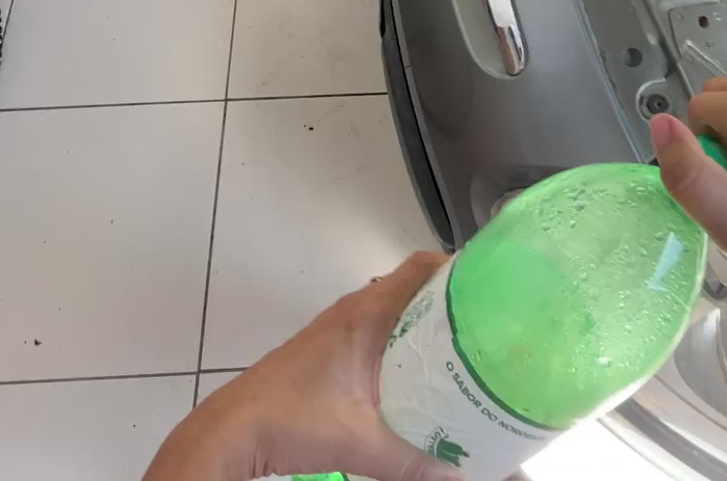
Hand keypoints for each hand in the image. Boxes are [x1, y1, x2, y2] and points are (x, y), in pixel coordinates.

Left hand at [146, 251, 460, 480]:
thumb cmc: (295, 420)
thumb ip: (413, 462)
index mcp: (367, 313)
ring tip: (463, 344)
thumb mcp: (361, 444)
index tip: (490, 285)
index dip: (456, 267)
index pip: (419, 267)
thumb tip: (462, 476)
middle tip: (487, 321)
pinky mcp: (333, 345)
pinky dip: (405, 335)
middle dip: (451, 297)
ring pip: (396, 306)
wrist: (236, 428)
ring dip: (427, 317)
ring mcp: (342, 325)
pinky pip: (381, 325)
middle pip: (413, 284)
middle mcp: (357, 308)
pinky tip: (420, 370)